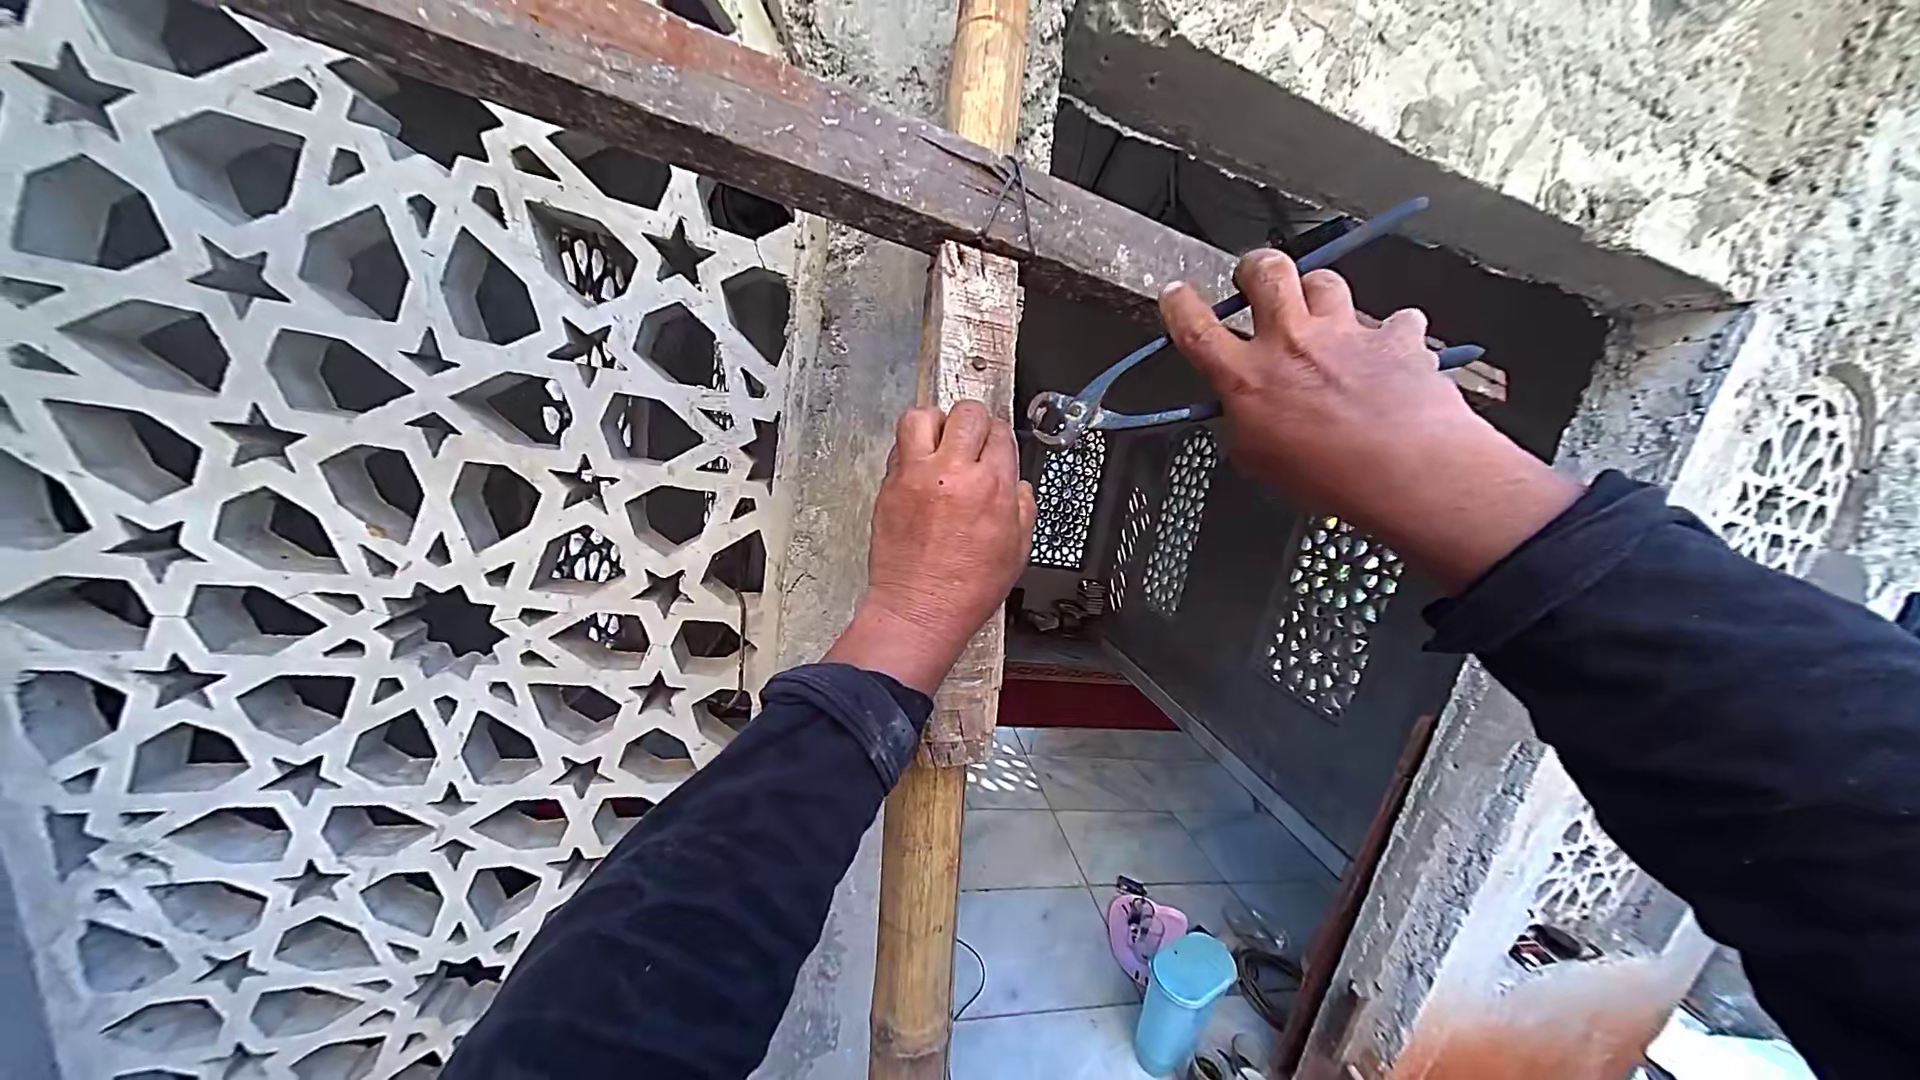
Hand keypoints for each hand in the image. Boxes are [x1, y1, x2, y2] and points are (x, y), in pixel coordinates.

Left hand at [824, 402, 1036, 693]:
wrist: (920, 611)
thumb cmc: (965, 590)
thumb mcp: (1018, 550)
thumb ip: (1023, 507)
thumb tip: (1018, 487)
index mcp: (992, 487)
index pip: (1000, 432)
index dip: (1000, 437)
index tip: (996, 445)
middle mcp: (953, 474)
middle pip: (966, 413)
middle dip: (975, 421)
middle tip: (973, 436)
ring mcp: (916, 477)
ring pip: (922, 416)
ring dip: (937, 423)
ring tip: (942, 440)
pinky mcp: (889, 487)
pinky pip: (900, 447)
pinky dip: (913, 449)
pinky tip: (922, 467)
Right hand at [1160, 250, 1580, 590]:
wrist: (1403, 470)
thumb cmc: (1328, 474)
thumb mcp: (1258, 459)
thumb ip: (1244, 424)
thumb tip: (1246, 417)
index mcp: (1246, 378)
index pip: (1196, 329)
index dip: (1179, 305)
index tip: (1176, 294)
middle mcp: (1291, 343)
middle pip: (1265, 272)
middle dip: (1255, 267)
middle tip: (1254, 277)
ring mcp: (1344, 333)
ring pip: (1324, 281)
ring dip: (1317, 294)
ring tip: (1320, 315)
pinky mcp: (1394, 336)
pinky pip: (1391, 320)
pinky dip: (1387, 334)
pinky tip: (1386, 355)